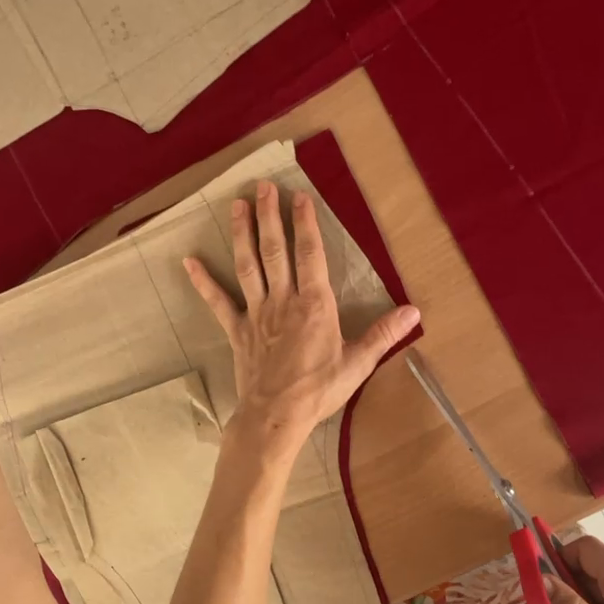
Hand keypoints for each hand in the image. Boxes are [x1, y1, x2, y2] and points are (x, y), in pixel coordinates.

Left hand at [185, 181, 419, 452]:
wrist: (276, 417)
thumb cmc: (318, 391)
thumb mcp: (358, 363)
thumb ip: (383, 334)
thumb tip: (414, 312)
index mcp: (314, 304)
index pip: (310, 254)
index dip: (305, 223)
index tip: (300, 196)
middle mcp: (283, 301)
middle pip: (274, 250)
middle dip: (269, 215)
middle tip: (264, 186)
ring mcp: (257, 314)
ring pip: (247, 265)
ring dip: (242, 233)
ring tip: (237, 205)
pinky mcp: (238, 331)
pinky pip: (218, 302)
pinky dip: (204, 281)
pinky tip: (189, 261)